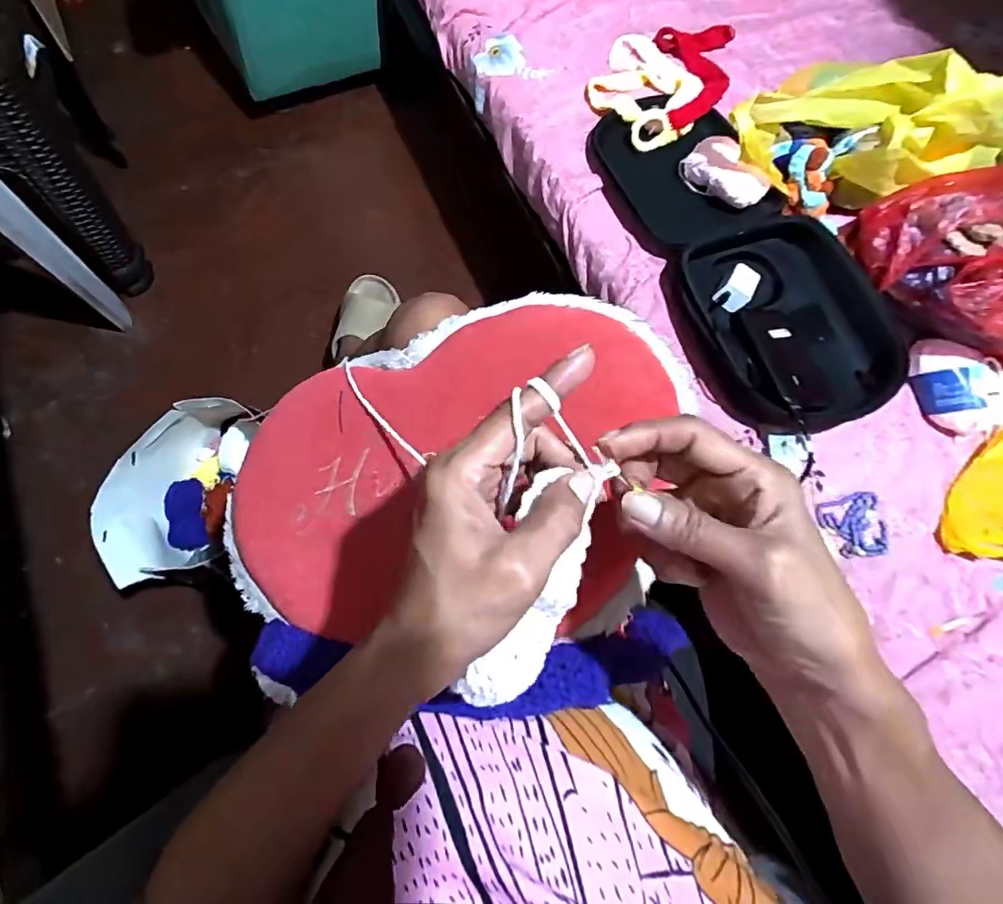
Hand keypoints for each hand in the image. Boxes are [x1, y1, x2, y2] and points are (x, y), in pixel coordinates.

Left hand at [376, 346, 601, 695]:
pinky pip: (505, 483)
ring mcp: (454, 487)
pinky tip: (547, 519)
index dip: (552, 383)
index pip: (513, 414)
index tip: (585, 355)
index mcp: (458, 473)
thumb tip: (582, 480)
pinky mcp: (460, 506)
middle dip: (557, 456)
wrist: (417, 646)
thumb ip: (558, 516)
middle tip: (584, 494)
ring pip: (515, 461)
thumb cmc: (465, 608)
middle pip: (518, 438)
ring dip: (547, 478)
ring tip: (567, 513)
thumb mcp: (522, 566)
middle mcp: (452, 469)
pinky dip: (532, 493)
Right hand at [598, 416, 891, 706]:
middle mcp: (728, 489)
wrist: (816, 677)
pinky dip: (657, 552)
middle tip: (618, 504)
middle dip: (637, 477)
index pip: (691, 436)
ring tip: (665, 557)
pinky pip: (656, 535)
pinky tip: (685, 578)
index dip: (646, 435)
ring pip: (655, 500)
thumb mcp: (754, 563)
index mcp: (754, 476)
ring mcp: (710, 520)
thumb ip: (690, 529)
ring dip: (646, 523)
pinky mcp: (695, 551)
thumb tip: (627, 501)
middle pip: (666, 461)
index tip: (603, 449)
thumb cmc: (806, 609)